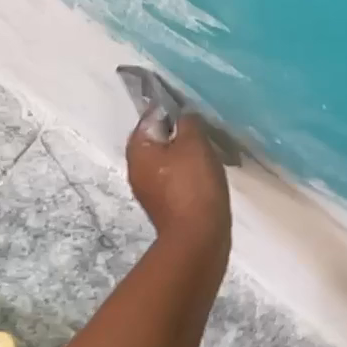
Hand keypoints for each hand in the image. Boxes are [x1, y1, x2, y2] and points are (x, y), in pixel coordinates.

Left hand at [126, 109, 231, 247]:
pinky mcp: (164, 206)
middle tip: (206, 132)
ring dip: (186, 156)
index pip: (151, 116)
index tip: (195, 111)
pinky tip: (206, 177)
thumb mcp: (194, 142)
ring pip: (168, 161)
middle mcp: (136, 168)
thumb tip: (183, 117)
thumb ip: (188, 121)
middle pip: (159, 140)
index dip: (173, 109)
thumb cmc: (193, 185)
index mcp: (137, 149)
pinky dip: (189, 175)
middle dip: (181, 134)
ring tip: (210, 153)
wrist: (198, 238)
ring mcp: (148, 190)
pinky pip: (175, 180)